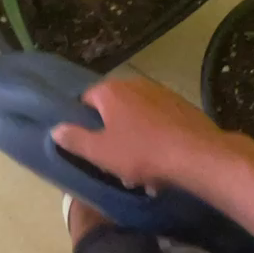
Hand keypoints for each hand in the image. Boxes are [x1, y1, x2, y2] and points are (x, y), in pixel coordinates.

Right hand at [51, 77, 247, 190]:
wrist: (197, 155)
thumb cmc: (142, 153)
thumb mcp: (101, 152)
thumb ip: (75, 139)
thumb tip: (56, 129)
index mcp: (111, 91)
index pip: (87, 99)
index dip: (85, 121)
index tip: (89, 144)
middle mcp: (135, 84)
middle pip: (114, 108)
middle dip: (112, 131)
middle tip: (113, 160)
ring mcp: (162, 93)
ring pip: (138, 116)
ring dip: (135, 136)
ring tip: (139, 168)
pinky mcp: (183, 106)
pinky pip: (160, 121)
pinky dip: (156, 137)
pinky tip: (161, 162)